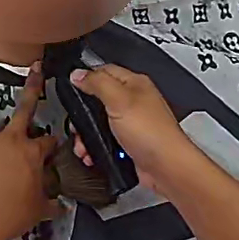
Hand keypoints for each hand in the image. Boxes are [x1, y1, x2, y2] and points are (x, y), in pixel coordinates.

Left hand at [0, 70, 61, 239]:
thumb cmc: (9, 216)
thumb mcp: (40, 210)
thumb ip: (53, 203)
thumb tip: (63, 206)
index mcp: (32, 152)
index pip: (49, 140)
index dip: (52, 145)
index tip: (51, 149)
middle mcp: (10, 140)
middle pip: (25, 108)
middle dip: (33, 88)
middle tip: (36, 72)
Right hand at [67, 64, 208, 194]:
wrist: (166, 168)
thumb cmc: (153, 133)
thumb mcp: (119, 100)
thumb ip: (98, 83)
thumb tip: (78, 74)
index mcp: (135, 84)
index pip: (105, 71)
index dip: (86, 78)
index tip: (72, 89)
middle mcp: (134, 102)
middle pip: (99, 100)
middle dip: (83, 114)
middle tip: (78, 124)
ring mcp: (132, 124)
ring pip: (100, 123)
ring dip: (87, 135)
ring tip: (83, 144)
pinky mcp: (129, 143)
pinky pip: (106, 142)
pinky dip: (96, 148)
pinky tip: (92, 154)